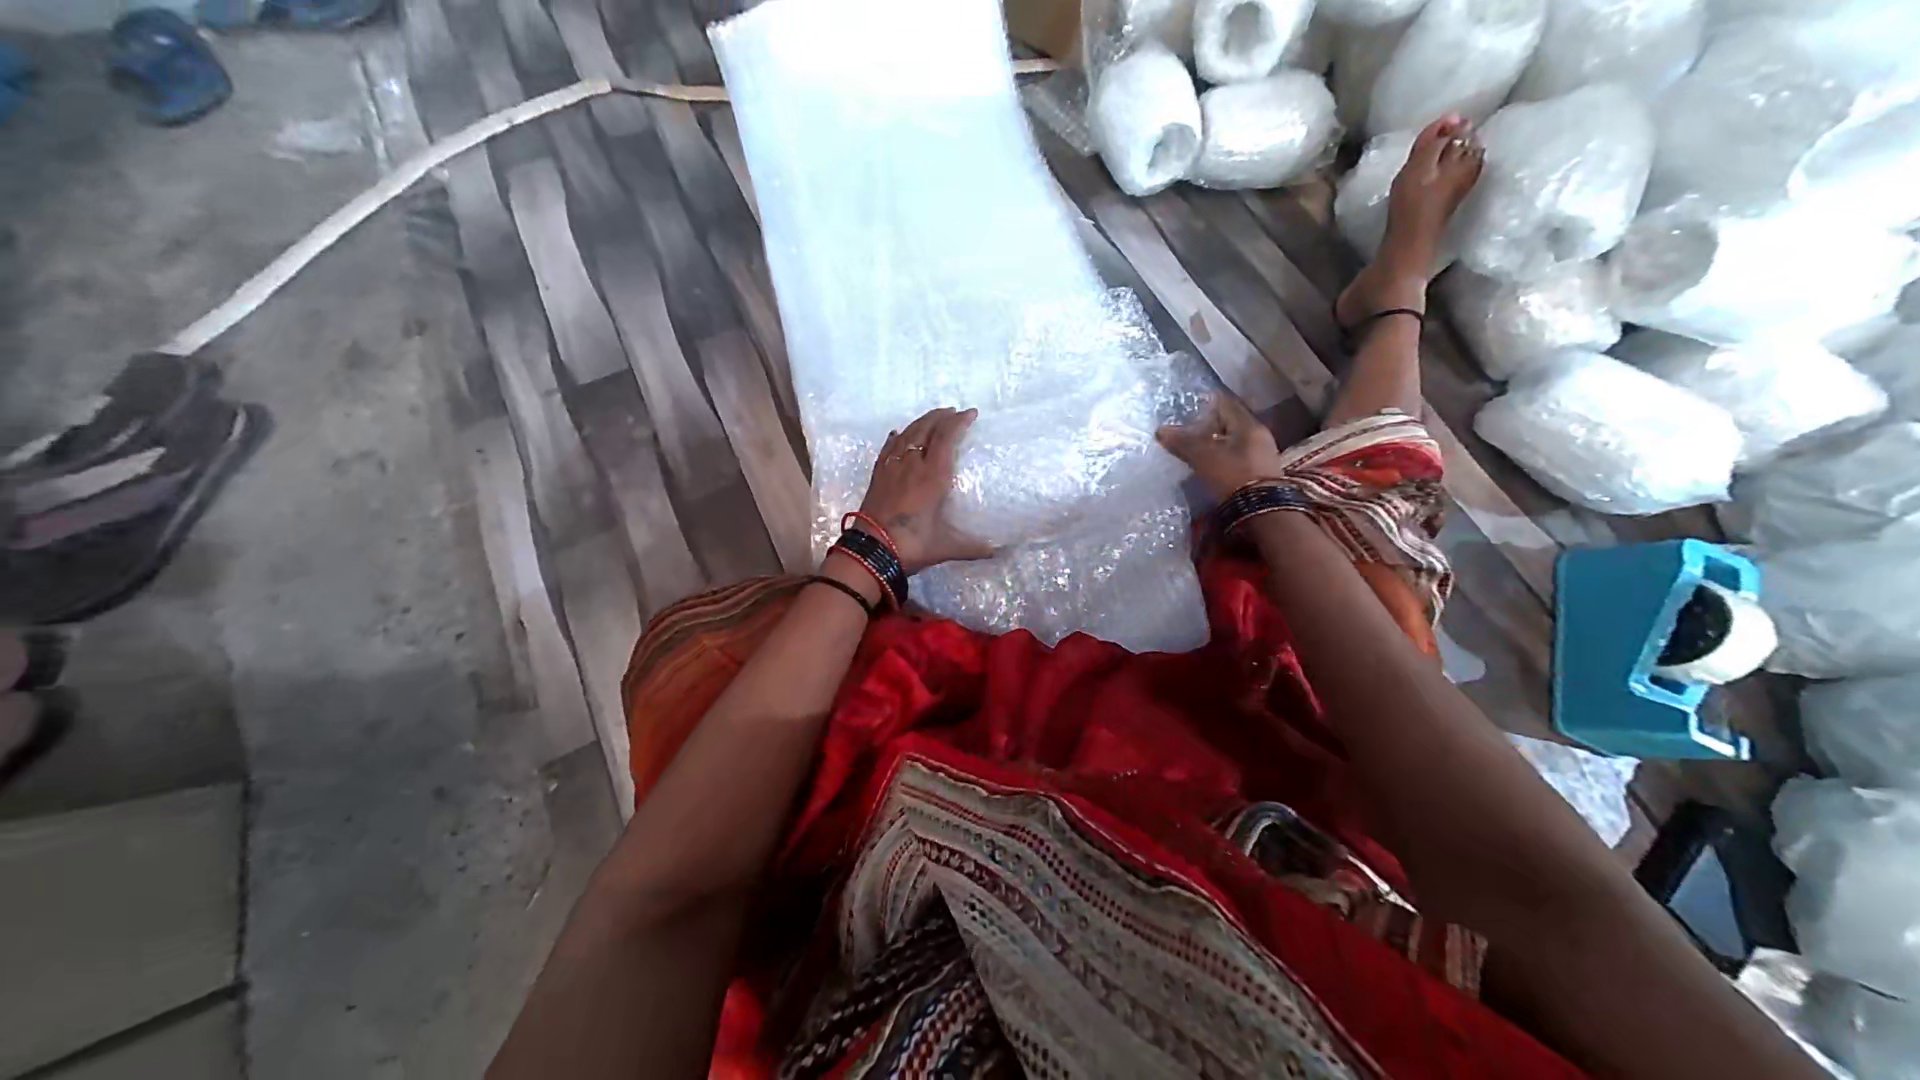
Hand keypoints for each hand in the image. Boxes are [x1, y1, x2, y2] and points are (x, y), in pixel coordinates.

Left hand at [857, 408, 993, 574]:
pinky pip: (888, 448)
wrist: (872, 551)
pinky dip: (896, 438)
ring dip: (920, 423)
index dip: (959, 422)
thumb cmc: (912, 545)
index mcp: (932, 476)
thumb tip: (995, 552)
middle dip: (940, 417)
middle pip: (926, 429)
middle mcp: (912, 465)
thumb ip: (971, 547)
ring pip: (907, 435)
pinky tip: (898, 434)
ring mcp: (892, 468)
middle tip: (953, 412)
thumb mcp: (945, 547)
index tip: (971, 414)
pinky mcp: (877, 476)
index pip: (946, 438)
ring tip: (931, 419)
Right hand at [1155, 393, 1286, 499]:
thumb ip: (1183, 442)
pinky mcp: (1259, 473)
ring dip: (1214, 444)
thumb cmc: (1233, 476)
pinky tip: (1208, 466)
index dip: (1203, 404)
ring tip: (1193, 451)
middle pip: (1228, 424)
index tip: (1185, 410)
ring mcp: (1261, 455)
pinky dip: (1221, 458)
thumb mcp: (1204, 457)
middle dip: (1207, 426)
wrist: (1262, 512)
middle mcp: (1258, 436)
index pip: (1224, 404)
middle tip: (1185, 432)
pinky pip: (1236, 457)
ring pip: (1232, 442)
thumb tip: (1161, 430)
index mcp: (1248, 425)